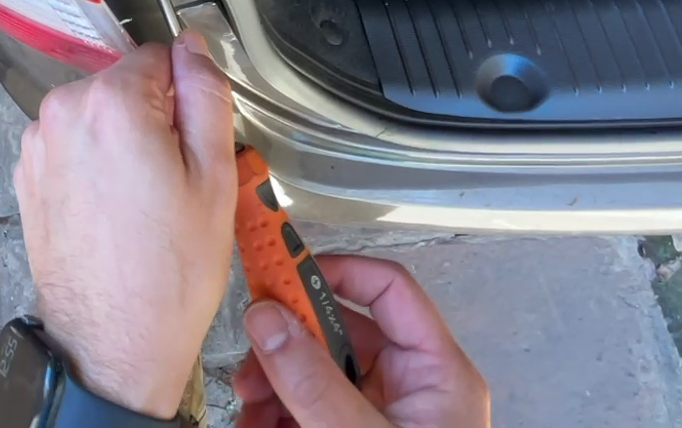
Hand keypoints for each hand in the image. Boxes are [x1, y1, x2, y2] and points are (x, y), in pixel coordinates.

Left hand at [13, 35, 235, 417]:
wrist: (110, 344)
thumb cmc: (167, 270)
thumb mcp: (214, 175)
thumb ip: (205, 94)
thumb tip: (193, 47)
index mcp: (112, 102)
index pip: (158, 57)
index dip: (182, 96)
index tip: (187, 140)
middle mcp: (64, 109)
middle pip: (124, 83)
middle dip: (150, 117)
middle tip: (169, 179)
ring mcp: (38, 141)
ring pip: (97, 113)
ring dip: (119, 139)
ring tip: (138, 201)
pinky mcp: (27, 170)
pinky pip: (72, 142)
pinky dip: (91, 162)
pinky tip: (109, 209)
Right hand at [235, 256, 488, 427]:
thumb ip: (312, 381)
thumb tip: (264, 316)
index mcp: (435, 371)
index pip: (387, 288)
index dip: (335, 269)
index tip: (281, 274)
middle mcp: (410, 383)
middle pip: (337, 329)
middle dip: (286, 340)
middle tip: (249, 353)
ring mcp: (382, 412)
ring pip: (315, 368)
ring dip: (273, 382)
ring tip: (246, 408)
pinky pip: (310, 405)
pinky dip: (278, 413)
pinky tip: (256, 425)